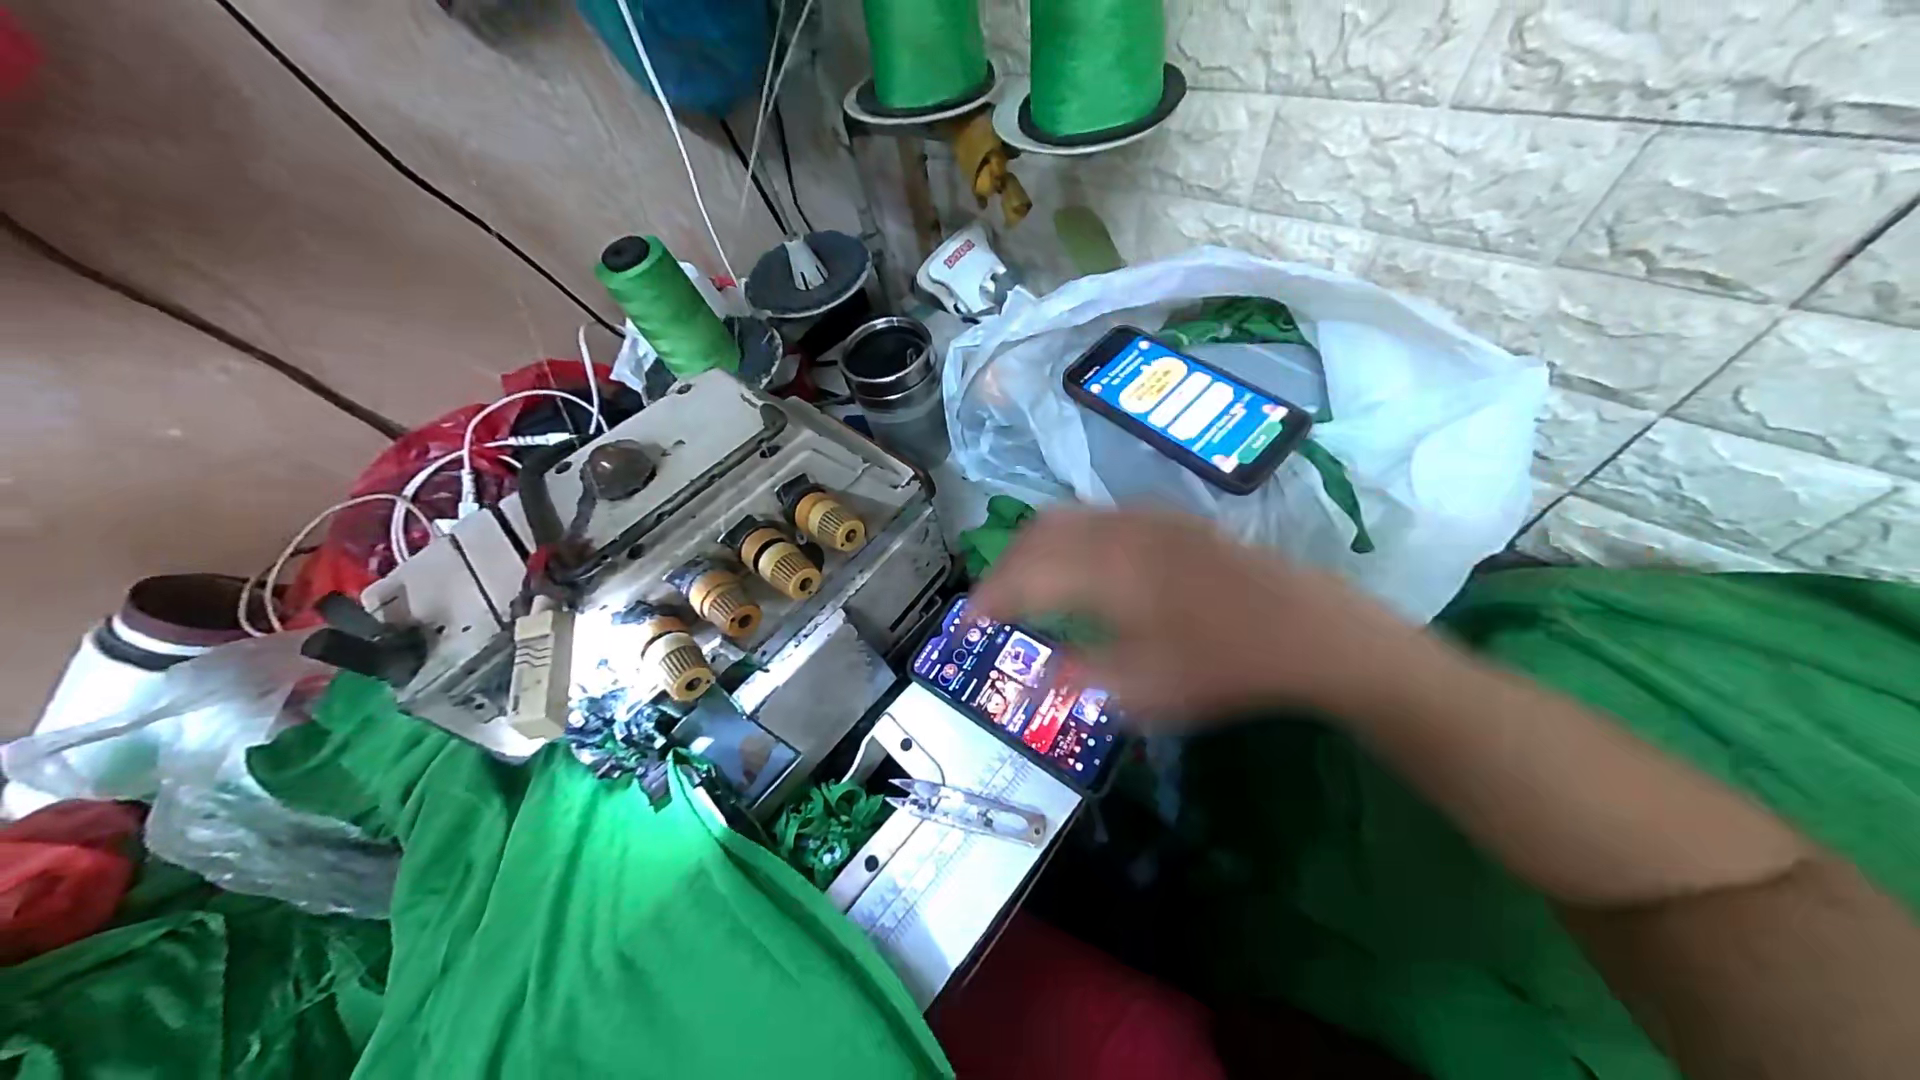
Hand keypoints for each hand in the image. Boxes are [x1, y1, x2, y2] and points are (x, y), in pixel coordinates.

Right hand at [972, 506, 1430, 730]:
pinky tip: (1081, 571)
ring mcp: (1143, 519)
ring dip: (1036, 550)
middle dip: (1004, 569)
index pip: (1019, 576)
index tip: (968, 627)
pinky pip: (1097, 518)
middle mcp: (1114, 532)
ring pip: (1066, 519)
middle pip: (1035, 535)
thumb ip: (1076, 676)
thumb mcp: (1145, 690)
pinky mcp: (1167, 520)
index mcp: (1101, 573)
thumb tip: (1032, 675)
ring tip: (1029, 588)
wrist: (1310, 628)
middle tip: (995, 607)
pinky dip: (1069, 541)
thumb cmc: (1224, 666)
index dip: (985, 601)